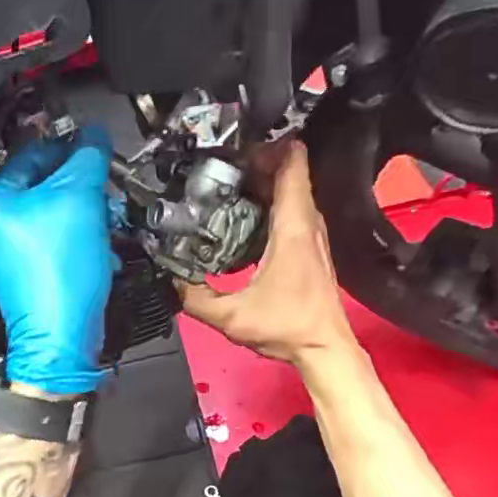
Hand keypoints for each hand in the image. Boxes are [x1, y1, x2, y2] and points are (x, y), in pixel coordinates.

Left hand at [0, 127, 115, 394]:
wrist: (63, 337)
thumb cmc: (59, 277)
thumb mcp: (78, 200)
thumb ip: (87, 159)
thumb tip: (94, 134)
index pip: (31, 155)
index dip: (69, 149)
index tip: (96, 148)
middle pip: (44, 187)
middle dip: (82, 190)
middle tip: (105, 192)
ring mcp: (9, 253)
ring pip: (54, 216)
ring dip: (86, 216)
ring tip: (105, 224)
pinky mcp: (30, 274)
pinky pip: (57, 242)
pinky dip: (81, 241)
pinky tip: (99, 249)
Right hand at [179, 141, 358, 367]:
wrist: (325, 349)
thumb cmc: (289, 328)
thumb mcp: (232, 317)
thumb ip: (196, 298)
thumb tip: (172, 282)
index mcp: (294, 227)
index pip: (291, 162)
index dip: (264, 147)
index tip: (234, 151)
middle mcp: (309, 224)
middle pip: (288, 172)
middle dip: (255, 164)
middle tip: (221, 170)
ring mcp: (314, 235)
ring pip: (291, 191)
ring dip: (263, 185)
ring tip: (228, 189)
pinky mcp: (312, 249)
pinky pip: (293, 211)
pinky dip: (271, 205)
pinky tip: (246, 221)